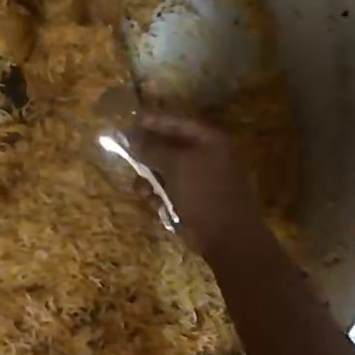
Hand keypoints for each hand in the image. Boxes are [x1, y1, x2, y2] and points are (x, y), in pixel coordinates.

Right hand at [132, 112, 267, 256]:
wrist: (226, 235)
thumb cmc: (203, 192)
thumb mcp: (176, 165)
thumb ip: (153, 149)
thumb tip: (133, 138)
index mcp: (209, 141)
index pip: (178, 123)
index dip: (155, 120)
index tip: (133, 119)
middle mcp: (206, 157)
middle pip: (168, 148)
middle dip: (148, 156)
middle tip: (128, 157)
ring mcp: (200, 179)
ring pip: (164, 172)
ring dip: (149, 181)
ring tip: (143, 192)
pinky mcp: (193, 200)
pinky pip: (168, 191)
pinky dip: (158, 197)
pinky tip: (155, 205)